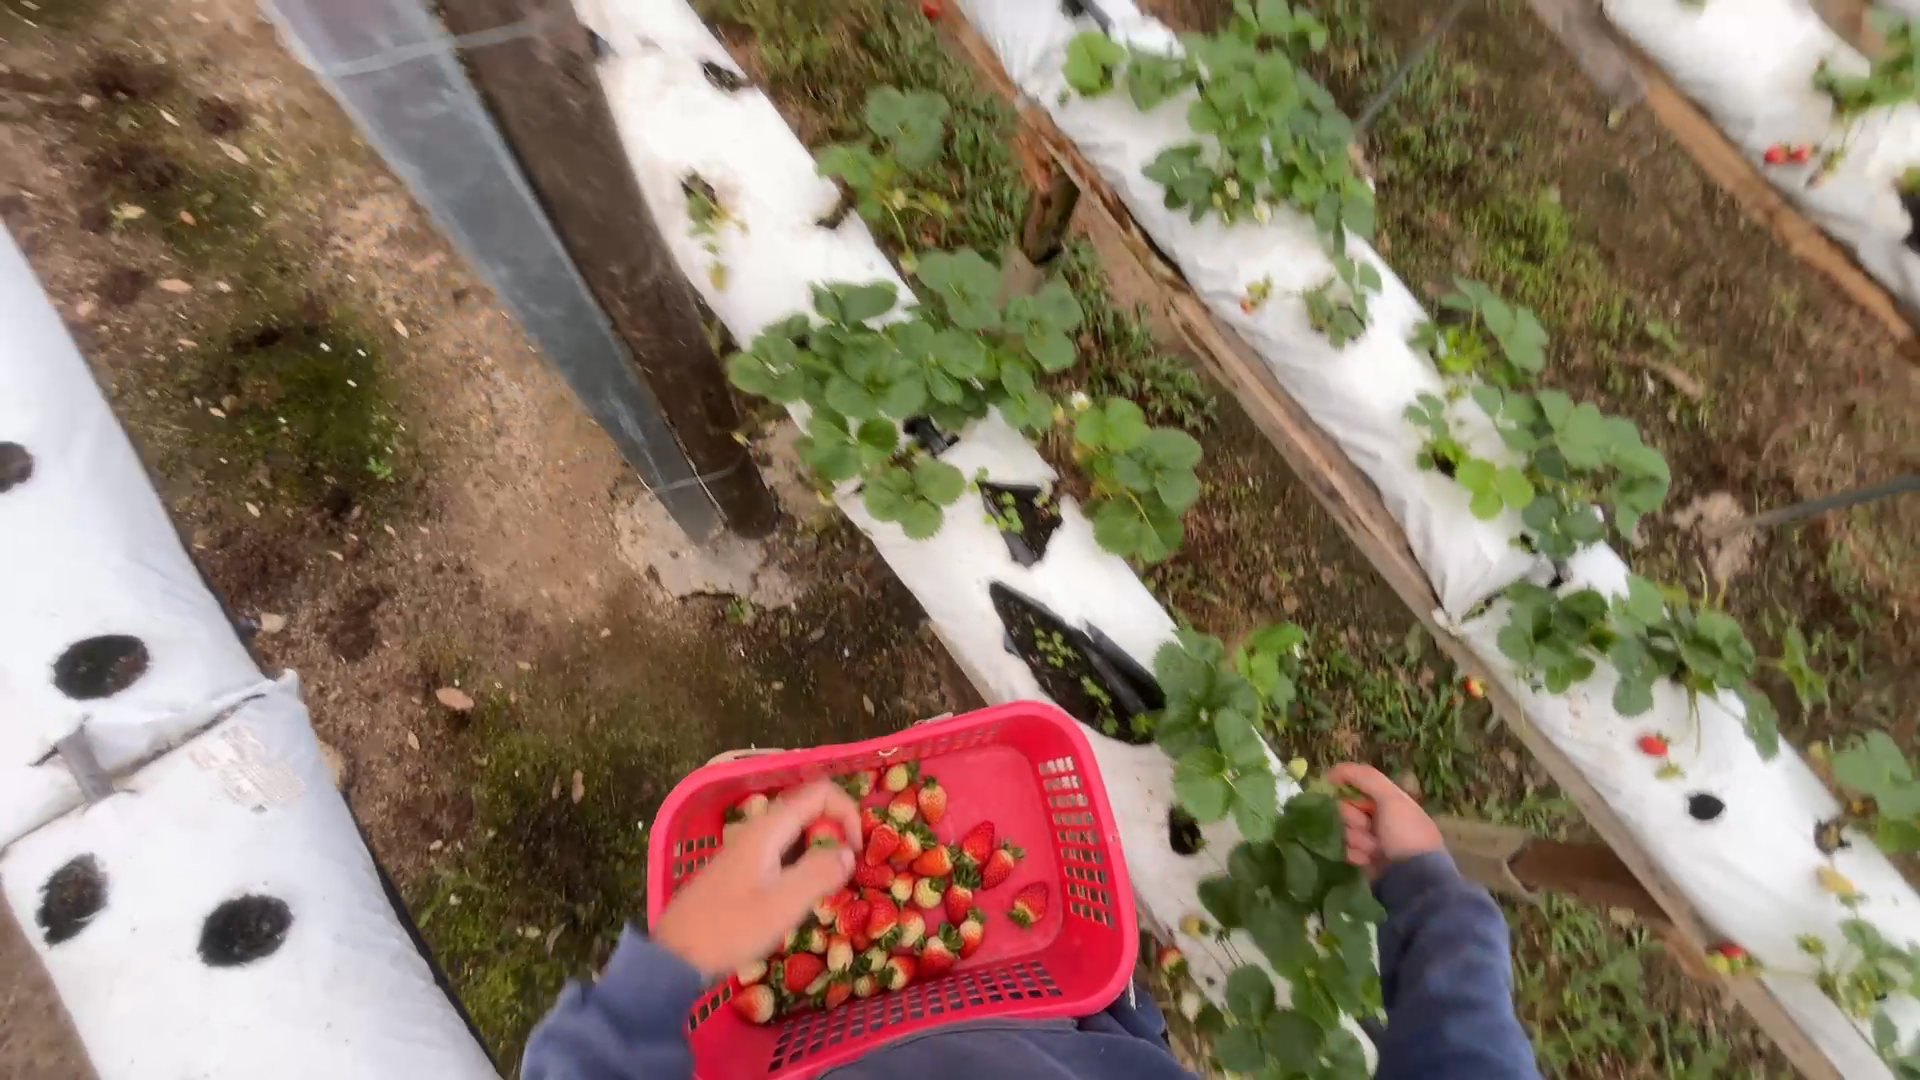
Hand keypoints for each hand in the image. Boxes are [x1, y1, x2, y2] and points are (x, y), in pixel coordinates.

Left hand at [652, 780, 859, 978]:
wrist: (673, 958)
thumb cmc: (729, 929)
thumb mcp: (782, 905)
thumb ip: (820, 872)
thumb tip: (849, 852)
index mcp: (769, 827)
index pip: (820, 791)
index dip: (847, 811)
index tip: (857, 849)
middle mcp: (759, 827)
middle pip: (809, 807)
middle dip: (836, 829)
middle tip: (846, 869)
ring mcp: (748, 846)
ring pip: (797, 829)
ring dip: (820, 846)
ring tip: (828, 883)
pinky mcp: (742, 866)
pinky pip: (783, 848)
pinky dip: (802, 859)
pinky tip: (800, 892)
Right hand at [1325, 763, 1442, 880]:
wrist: (1415, 881)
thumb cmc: (1406, 835)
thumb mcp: (1393, 799)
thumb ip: (1365, 777)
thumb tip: (1331, 773)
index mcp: (1387, 802)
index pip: (1353, 787)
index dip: (1349, 793)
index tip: (1353, 800)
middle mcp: (1377, 818)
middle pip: (1343, 808)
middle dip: (1353, 819)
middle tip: (1369, 829)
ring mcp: (1369, 840)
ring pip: (1342, 829)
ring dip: (1355, 839)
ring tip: (1373, 850)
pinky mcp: (1362, 859)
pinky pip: (1343, 849)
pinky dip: (1354, 854)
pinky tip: (1368, 860)